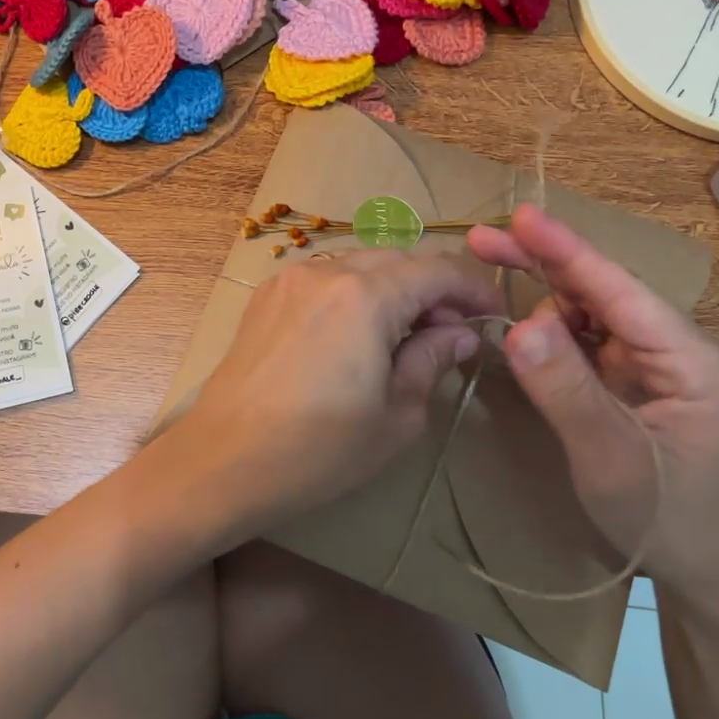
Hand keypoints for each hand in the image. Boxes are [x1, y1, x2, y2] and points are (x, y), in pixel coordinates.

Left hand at [162, 249, 502, 537]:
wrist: (225, 458)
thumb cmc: (318, 449)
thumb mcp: (397, 415)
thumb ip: (432, 360)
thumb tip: (460, 333)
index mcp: (365, 296)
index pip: (436, 270)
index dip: (473, 289)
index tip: (493, 317)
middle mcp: (325, 272)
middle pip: (397, 260)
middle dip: (433, 287)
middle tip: (454, 332)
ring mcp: (288, 280)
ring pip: (358, 264)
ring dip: (391, 287)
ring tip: (407, 334)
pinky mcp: (264, 297)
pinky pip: (323, 278)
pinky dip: (352, 292)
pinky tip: (358, 332)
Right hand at [466, 205, 718, 602]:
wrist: (707, 574)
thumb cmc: (665, 522)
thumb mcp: (608, 459)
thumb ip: (566, 390)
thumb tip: (520, 325)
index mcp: (697, 365)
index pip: (623, 294)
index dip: (569, 252)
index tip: (521, 216)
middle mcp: (683, 353)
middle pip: (606, 293)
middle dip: (546, 265)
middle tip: (483, 241)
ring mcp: (662, 367)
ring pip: (594, 315)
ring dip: (545, 305)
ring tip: (493, 307)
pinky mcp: (642, 382)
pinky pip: (591, 342)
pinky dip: (553, 334)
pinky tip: (525, 338)